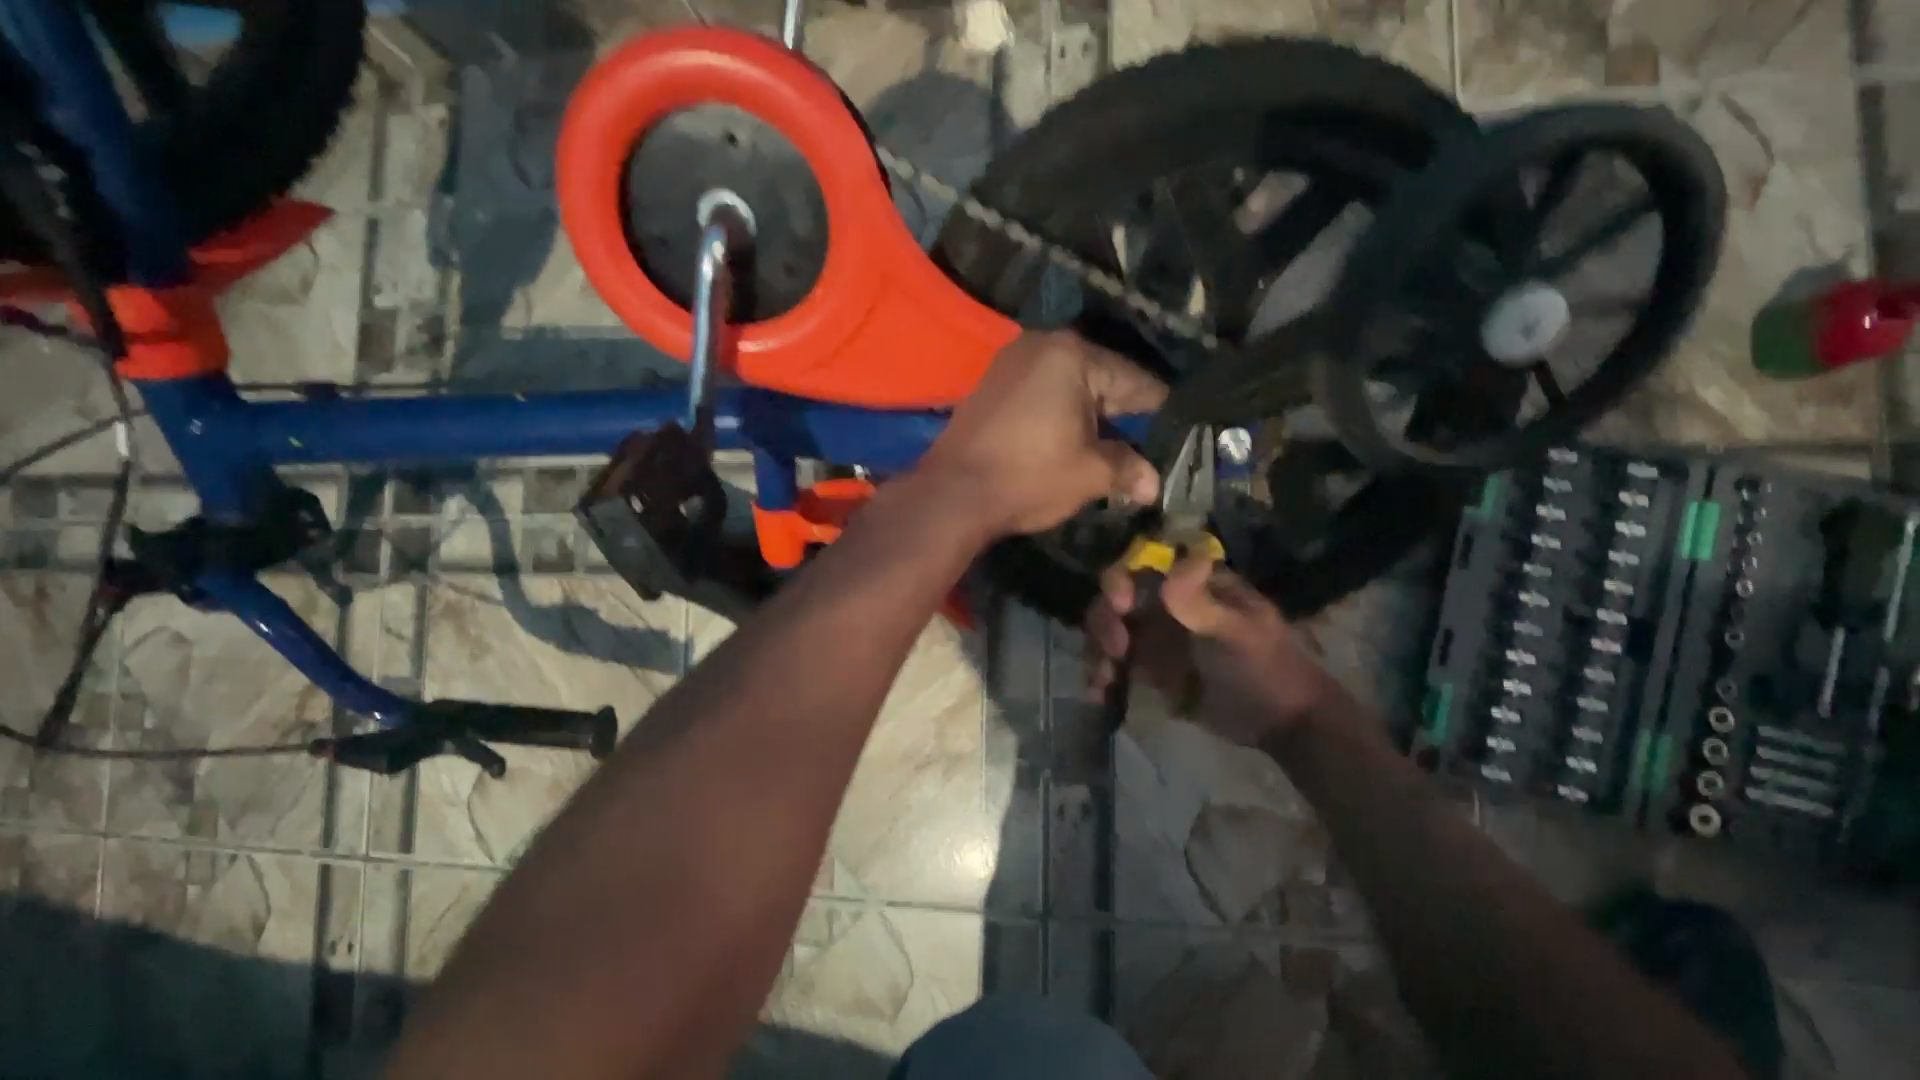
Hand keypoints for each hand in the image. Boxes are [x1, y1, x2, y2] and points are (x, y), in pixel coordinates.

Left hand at [915, 331, 1166, 537]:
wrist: (952, 494)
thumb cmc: (1028, 475)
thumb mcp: (1090, 474)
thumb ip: (1128, 469)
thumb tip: (1154, 484)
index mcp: (1073, 355)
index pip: (1135, 380)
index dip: (1162, 410)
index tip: (1183, 431)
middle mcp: (1042, 345)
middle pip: (1102, 378)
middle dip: (1125, 413)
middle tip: (1154, 442)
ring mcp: (1012, 362)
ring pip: (1071, 386)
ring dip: (1093, 414)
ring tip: (1119, 446)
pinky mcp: (993, 385)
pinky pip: (1044, 392)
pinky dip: (1063, 412)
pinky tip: (1077, 439)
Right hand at [1085, 555, 1338, 744]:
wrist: (1280, 723)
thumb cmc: (1266, 668)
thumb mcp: (1237, 632)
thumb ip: (1201, 601)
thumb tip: (1184, 556)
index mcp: (1192, 583)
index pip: (1143, 565)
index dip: (1120, 580)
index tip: (1120, 607)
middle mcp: (1167, 603)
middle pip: (1115, 598)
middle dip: (1104, 621)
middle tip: (1115, 652)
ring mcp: (1156, 636)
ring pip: (1109, 630)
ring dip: (1096, 651)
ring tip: (1103, 681)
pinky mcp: (1149, 669)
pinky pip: (1114, 664)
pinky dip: (1101, 676)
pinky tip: (1100, 695)